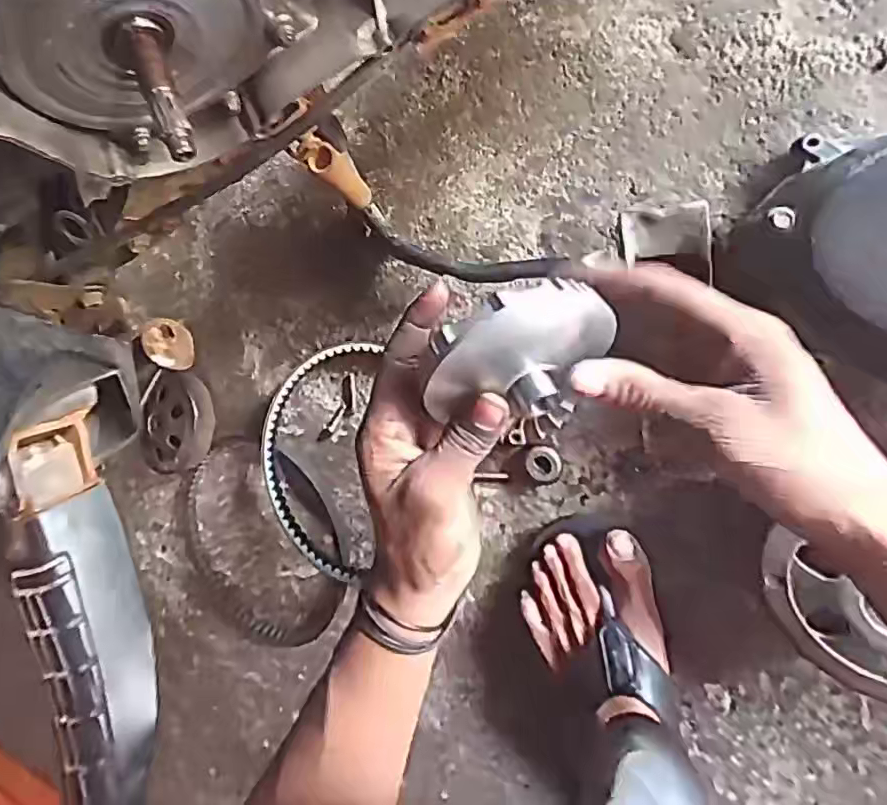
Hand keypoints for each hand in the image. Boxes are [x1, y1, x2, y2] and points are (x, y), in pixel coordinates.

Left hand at [359, 282, 510, 627]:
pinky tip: (503, 395)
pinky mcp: (446, 453)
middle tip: (476, 318)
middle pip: (422, 370)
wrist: (421, 589)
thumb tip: (488, 402)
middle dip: (447, 342)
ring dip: (469, 371)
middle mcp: (399, 427)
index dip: (416, 326)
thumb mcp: (437, 491)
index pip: (397, 362)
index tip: (436, 296)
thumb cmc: (415, 549)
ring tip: (495, 349)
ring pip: (445, 391)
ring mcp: (423, 439)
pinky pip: (463, 416)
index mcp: (383, 429)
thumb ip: (462, 443)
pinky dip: (483, 403)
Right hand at [567, 264, 886, 550]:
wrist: (862, 522)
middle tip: (575, 317)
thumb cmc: (809, 467)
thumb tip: (587, 374)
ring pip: (670, 351)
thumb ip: (646, 393)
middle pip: (667, 316)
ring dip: (630, 354)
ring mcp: (738, 374)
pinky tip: (623, 395)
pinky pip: (678, 382)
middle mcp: (743, 345)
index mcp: (748, 333)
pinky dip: (647, 384)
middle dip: (620, 315)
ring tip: (588, 354)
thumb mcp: (717, 422)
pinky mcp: (733, 404)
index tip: (583, 275)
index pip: (672, 289)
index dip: (622, 278)